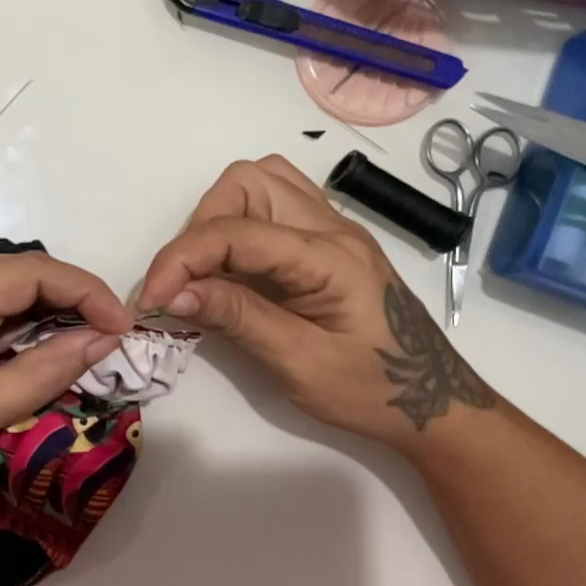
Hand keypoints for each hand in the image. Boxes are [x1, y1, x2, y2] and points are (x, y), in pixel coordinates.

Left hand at [0, 251, 133, 503]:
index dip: (85, 291)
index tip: (122, 326)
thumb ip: (47, 370)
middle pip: (14, 267)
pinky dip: (8, 310)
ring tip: (75, 339)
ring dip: (39, 302)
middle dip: (67, 295)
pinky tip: (28, 339)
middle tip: (105, 335)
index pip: (30, 272)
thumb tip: (104, 341)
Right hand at [137, 156, 498, 447]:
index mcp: (330, 258)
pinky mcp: (323, 242)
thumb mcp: (300, 364)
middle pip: (247, 182)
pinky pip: (271, 203)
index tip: (150, 300)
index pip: (236, 232)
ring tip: (203, 272)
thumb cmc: (373, 391)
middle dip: (200, 227)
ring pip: (258, 182)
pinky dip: (236, 224)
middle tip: (185, 283)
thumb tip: (172, 292)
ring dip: (217, 218)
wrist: (435, 404)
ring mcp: (331, 229)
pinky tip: (230, 268)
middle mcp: (331, 228)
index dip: (181, 259)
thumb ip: (237, 318)